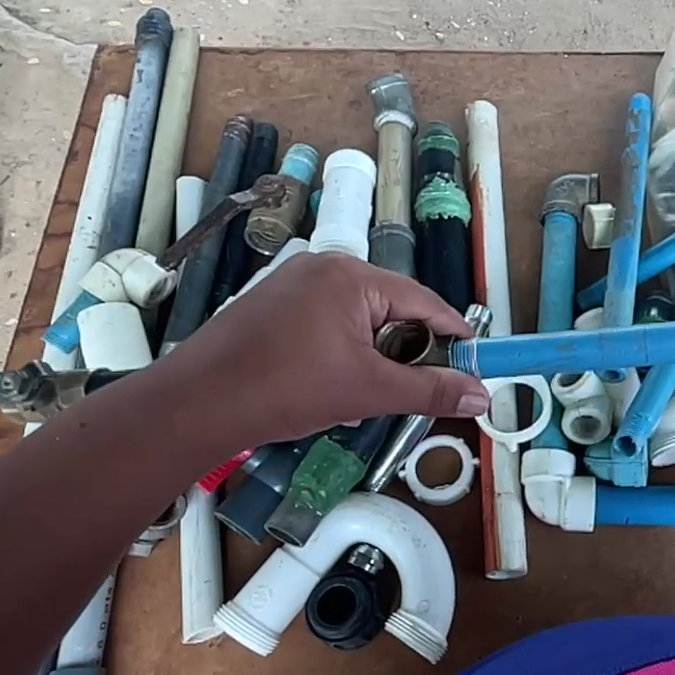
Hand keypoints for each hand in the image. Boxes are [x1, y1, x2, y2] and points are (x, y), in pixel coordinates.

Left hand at [156, 252, 489, 448]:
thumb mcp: (369, 391)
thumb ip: (431, 390)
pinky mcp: (273, 305)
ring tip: (371, 395)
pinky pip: (330, 323)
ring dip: (377, 357)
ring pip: (361, 320)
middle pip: (392, 309)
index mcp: (352, 276)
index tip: (474, 366)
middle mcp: (324, 268)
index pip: (424, 302)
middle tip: (417, 389)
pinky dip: (346, 353)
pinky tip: (337, 387)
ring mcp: (294, 284)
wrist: (193, 406)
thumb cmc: (285, 389)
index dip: (454, 337)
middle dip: (408, 351)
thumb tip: (481, 395)